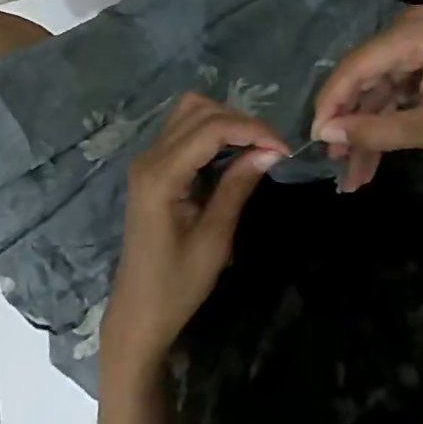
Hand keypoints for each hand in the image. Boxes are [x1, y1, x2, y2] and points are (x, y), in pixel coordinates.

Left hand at [102, 93, 288, 370]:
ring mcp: (146, 161)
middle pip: (199, 110)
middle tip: (271, 147)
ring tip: (255, 146)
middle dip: (241, 121)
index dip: (252, 130)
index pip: (211, 128)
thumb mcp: (215, 237)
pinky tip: (233, 151)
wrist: (138, 313)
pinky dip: (212, 131)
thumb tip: (271, 150)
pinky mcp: (151, 168)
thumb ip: (238, 186)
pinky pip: (183, 130)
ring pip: (189, 113)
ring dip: (226, 120)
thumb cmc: (177, 283)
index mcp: (160, 176)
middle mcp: (148, 158)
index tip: (284, 148)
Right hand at [310, 5, 422, 189]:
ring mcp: (415, 47)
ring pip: (374, 92)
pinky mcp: (421, 65)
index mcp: (414, 32)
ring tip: (351, 177)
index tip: (313, 139)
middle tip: (333, 164)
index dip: (331, 103)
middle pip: (362, 78)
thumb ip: (377, 131)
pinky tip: (368, 163)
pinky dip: (383, 127)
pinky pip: (392, 95)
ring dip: (365, 134)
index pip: (356, 65)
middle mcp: (409, 29)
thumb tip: (324, 135)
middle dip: (349, 124)